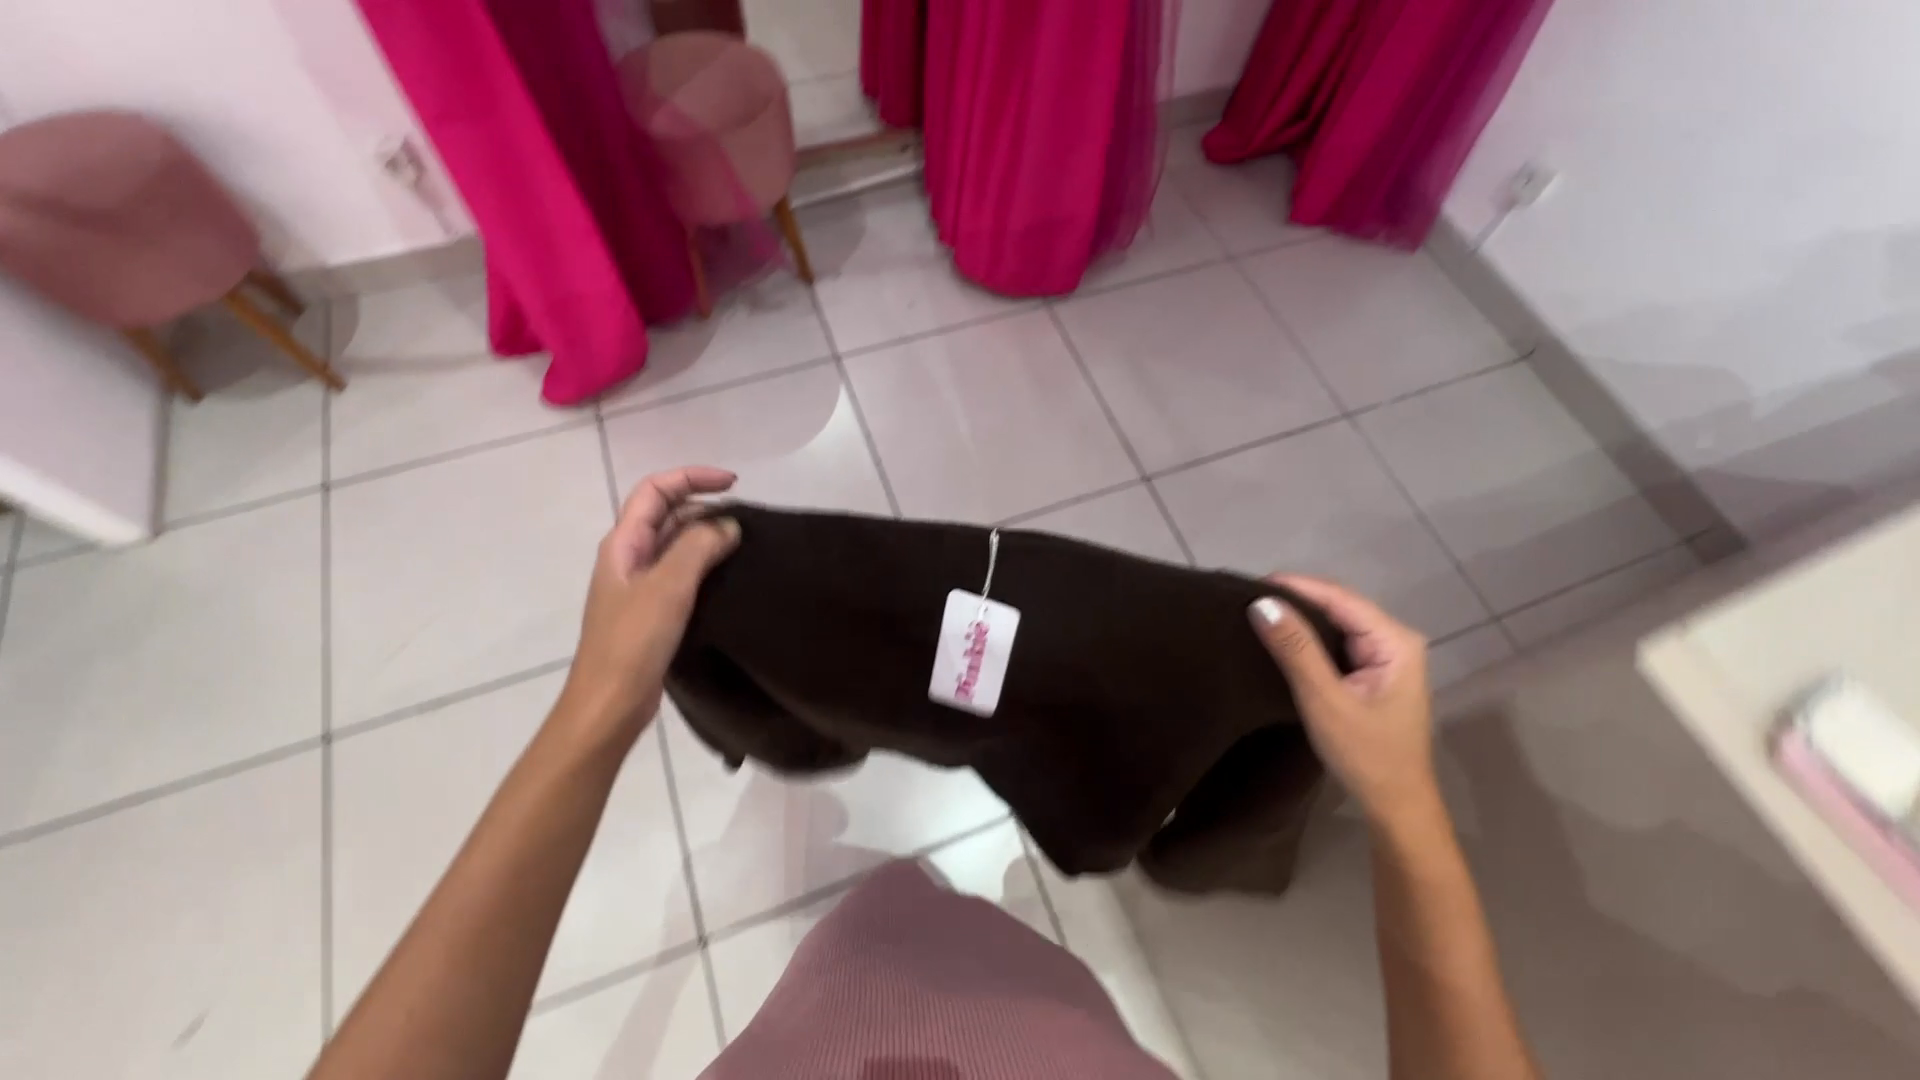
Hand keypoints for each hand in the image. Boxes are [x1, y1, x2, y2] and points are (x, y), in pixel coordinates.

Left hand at [557, 466, 740, 744]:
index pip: (656, 490)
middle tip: (746, 518)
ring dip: (707, 535)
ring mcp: (639, 585)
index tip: (734, 484)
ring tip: (745, 543)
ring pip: (676, 544)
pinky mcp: (652, 611)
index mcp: (623, 543)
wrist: (610, 703)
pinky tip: (730, 576)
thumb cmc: (634, 641)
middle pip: (666, 514)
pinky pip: (681, 574)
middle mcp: (629, 557)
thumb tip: (728, 525)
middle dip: (704, 505)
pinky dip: (706, 565)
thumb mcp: (669, 586)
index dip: (692, 477)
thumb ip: (699, 547)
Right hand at [1247, 575, 1438, 827]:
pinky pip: (1336, 642)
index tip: (1249, 583)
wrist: (1395, 804)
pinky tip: (1280, 637)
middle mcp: (1396, 639)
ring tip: (1256, 613)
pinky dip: (1308, 637)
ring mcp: (1386, 656)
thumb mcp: (1324, 700)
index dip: (1295, 586)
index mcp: (1395, 641)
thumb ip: (1295, 649)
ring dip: (1300, 618)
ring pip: (1336, 623)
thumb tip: (1262, 603)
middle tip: (1246, 597)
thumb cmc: (1365, 754)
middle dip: (1296, 599)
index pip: (1340, 598)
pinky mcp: (1373, 672)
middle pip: (1339, 606)